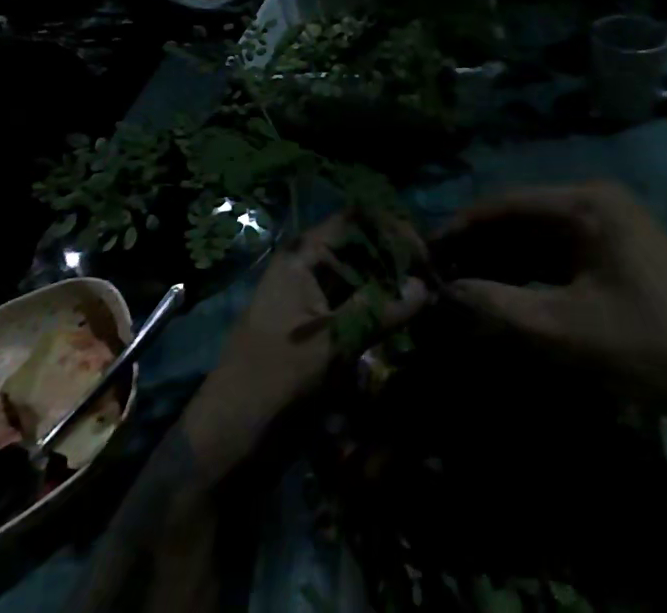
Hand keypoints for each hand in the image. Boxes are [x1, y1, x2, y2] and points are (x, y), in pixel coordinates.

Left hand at [181, 211, 429, 474]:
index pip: (356, 222)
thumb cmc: (273, 383)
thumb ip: (380, 310)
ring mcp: (318, 301)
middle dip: (399, 259)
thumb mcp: (330, 343)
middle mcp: (311, 271)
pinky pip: (362, 308)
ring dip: (396, 286)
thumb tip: (426, 286)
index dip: (393, 230)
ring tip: (431, 300)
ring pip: (366, 278)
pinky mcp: (326, 330)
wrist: (231, 444)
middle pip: (365, 247)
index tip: (426, 255)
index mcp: (302, 259)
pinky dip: (386, 310)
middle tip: (436, 281)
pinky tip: (412, 319)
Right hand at [444, 182, 666, 415]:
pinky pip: (560, 254)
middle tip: (437, 280)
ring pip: (539, 238)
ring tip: (461, 291)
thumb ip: (498, 307)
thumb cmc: (649, 343)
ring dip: (502, 263)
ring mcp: (610, 227)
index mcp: (587, 204)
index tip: (422, 256)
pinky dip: (530, 274)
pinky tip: (504, 297)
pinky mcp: (616, 252)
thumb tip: (443, 292)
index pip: (505, 203)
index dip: (460, 229)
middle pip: (521, 218)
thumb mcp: (565, 330)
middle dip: (479, 248)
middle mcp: (596, 203)